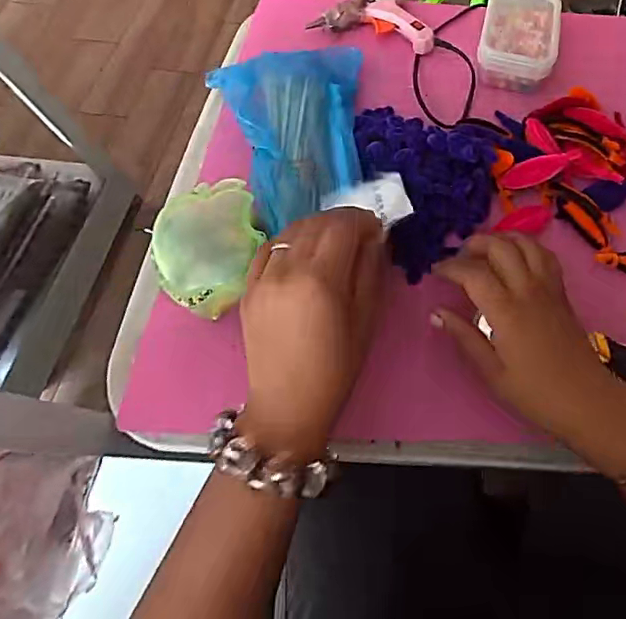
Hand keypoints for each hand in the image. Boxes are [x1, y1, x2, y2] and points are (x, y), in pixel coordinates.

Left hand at [238, 208, 386, 459]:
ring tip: (332, 241)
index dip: (363, 220)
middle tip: (360, 233)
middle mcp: (286, 270)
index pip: (342, 225)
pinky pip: (267, 249)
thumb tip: (373, 237)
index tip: (377, 230)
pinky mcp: (248, 288)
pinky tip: (302, 252)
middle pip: (316, 222)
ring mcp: (262, 278)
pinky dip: (288, 241)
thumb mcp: (366, 317)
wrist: (287, 405)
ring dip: (316, 227)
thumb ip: (370, 269)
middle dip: (343, 220)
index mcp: (320, 279)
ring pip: (291, 230)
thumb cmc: (336, 366)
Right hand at [431, 234, 625, 478]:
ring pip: (525, 243)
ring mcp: (548, 286)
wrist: (584, 398)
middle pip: (500, 246)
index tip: (435, 271)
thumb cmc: (534, 392)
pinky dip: (526, 246)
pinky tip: (516, 257)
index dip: (450, 266)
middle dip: (474, 243)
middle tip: (458, 258)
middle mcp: (528, 289)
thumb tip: (437, 313)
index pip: (473, 272)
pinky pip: (544, 254)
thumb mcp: (491, 373)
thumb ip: (464, 337)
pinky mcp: (561, 289)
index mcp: (506, 310)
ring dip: (501, 238)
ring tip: (484, 251)